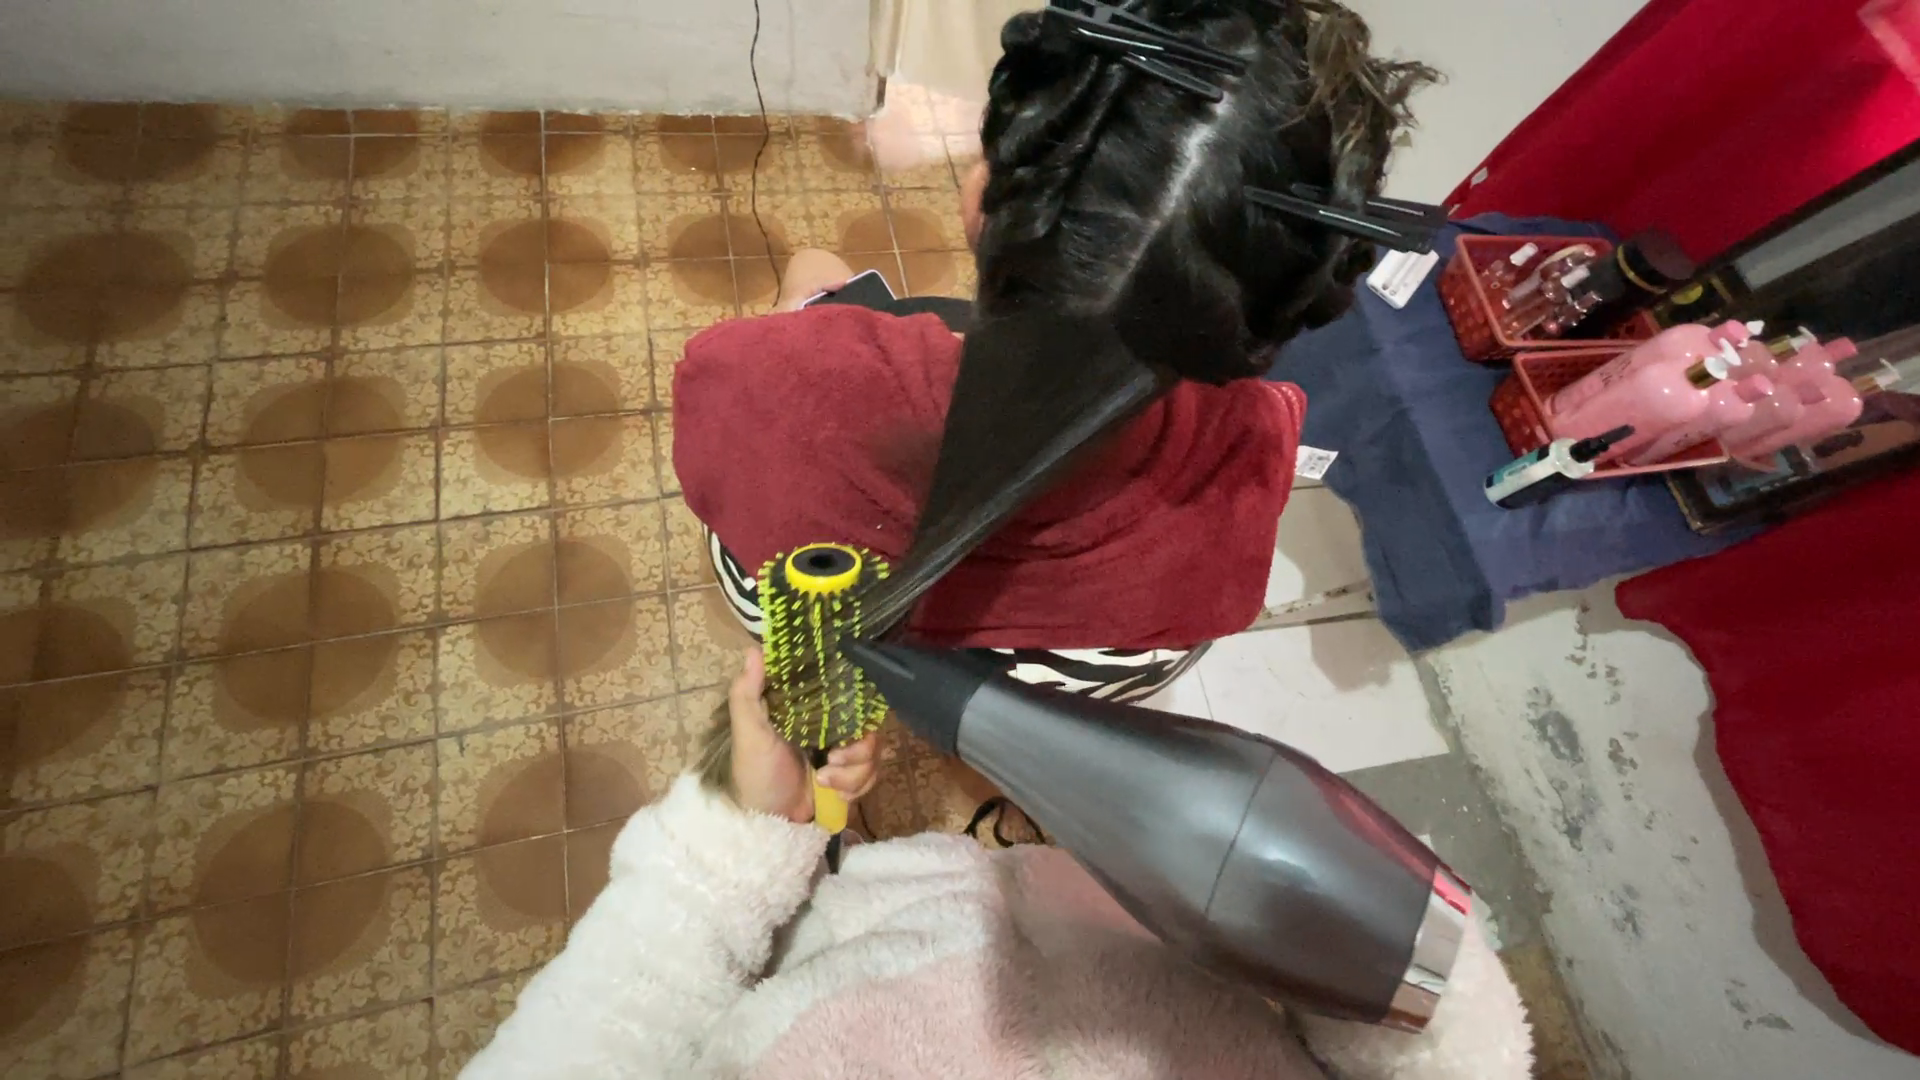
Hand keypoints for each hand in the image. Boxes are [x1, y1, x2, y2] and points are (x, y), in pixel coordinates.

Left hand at [727, 648, 881, 822]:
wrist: (767, 826)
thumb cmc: (755, 774)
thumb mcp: (748, 733)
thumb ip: (748, 693)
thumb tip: (755, 648)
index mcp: (808, 710)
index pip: (844, 690)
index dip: (853, 697)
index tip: (848, 713)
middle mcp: (830, 727)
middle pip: (866, 724)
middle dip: (857, 748)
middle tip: (833, 759)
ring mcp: (843, 752)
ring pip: (873, 751)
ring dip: (853, 772)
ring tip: (825, 782)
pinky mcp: (851, 777)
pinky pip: (872, 774)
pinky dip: (855, 787)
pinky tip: (834, 795)